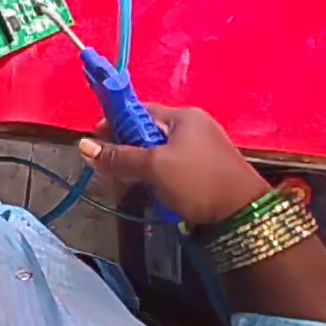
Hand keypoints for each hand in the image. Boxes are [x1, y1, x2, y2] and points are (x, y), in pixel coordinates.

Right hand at [77, 105, 269, 224]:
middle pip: (144, 131)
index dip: (114, 123)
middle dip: (122, 148)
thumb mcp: (154, 167)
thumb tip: (82, 145)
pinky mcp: (201, 169)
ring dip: (135, 165)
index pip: (138, 110)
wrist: (242, 214)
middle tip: (107, 168)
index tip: (95, 143)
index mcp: (182, 117)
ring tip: (124, 182)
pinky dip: (151, 174)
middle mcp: (191, 127)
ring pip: (154, 151)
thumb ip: (118, 156)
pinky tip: (144, 189)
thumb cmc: (197, 181)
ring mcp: (198, 148)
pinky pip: (166, 165)